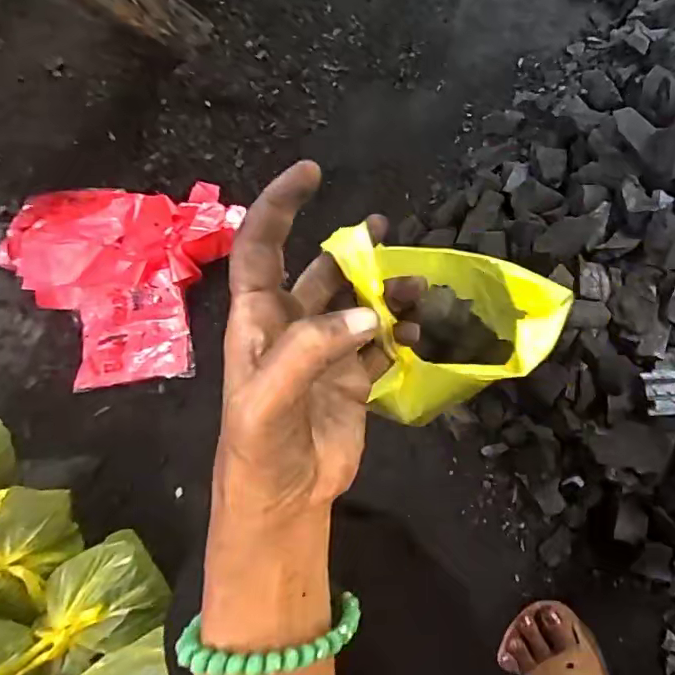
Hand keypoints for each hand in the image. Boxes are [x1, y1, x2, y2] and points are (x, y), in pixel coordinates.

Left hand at [215, 161, 420, 524]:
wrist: (283, 501)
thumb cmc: (259, 450)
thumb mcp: (267, 401)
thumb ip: (310, 350)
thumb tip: (365, 313)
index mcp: (258, 319)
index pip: (261, 246)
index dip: (279, 205)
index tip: (310, 173)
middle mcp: (291, 325)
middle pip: (321, 269)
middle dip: (350, 249)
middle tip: (384, 232)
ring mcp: (325, 349)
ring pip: (357, 301)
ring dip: (385, 289)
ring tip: (415, 288)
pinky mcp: (353, 374)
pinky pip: (380, 337)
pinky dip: (399, 326)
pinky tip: (417, 325)